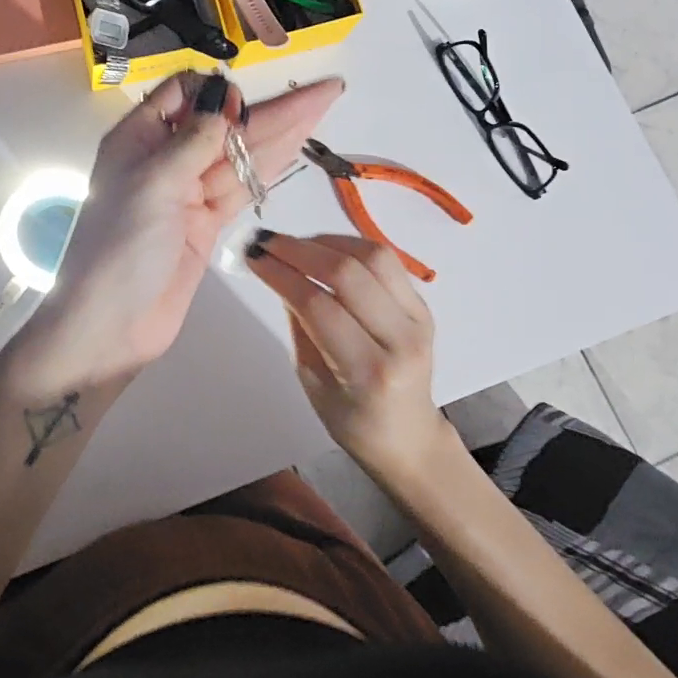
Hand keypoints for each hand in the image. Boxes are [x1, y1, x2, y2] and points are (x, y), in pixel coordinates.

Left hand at [25, 72, 341, 391]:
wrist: (112, 327)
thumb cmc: (119, 251)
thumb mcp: (152, 185)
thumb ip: (192, 141)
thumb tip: (223, 100)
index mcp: (138, 140)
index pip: (182, 94)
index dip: (216, 95)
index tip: (239, 110)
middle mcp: (164, 159)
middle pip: (223, 123)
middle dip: (271, 107)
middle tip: (325, 90)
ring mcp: (188, 193)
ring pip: (241, 154)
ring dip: (282, 131)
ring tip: (325, 104)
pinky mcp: (207, 222)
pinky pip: (244, 186)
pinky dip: (272, 166)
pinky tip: (300, 143)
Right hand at [246, 232, 453, 475]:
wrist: (409, 435)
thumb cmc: (351, 419)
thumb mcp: (311, 379)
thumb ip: (300, 325)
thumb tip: (279, 275)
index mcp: (368, 371)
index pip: (319, 305)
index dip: (281, 274)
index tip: (253, 257)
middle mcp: (400, 340)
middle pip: (349, 274)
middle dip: (299, 251)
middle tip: (266, 243)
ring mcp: (418, 319)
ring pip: (373, 257)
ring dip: (327, 242)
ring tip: (295, 246)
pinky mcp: (423, 305)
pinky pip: (387, 262)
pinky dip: (350, 247)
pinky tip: (324, 250)